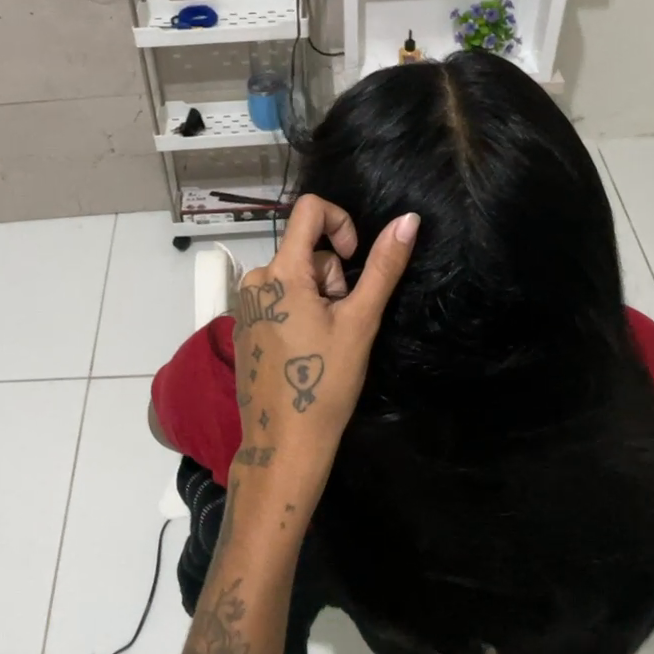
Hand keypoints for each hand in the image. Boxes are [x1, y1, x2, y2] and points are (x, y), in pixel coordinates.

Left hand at [229, 195, 418, 485]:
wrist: (283, 444)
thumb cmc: (326, 382)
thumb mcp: (361, 321)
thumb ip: (383, 266)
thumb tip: (409, 219)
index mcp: (281, 271)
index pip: (310, 209)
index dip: (341, 222)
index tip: (355, 259)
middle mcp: (256, 278)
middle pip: (308, 251)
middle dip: (333, 278)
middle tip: (341, 323)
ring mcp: (246, 303)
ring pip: (296, 276)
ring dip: (318, 298)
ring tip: (324, 341)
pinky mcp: (244, 324)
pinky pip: (279, 297)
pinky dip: (299, 311)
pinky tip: (305, 350)